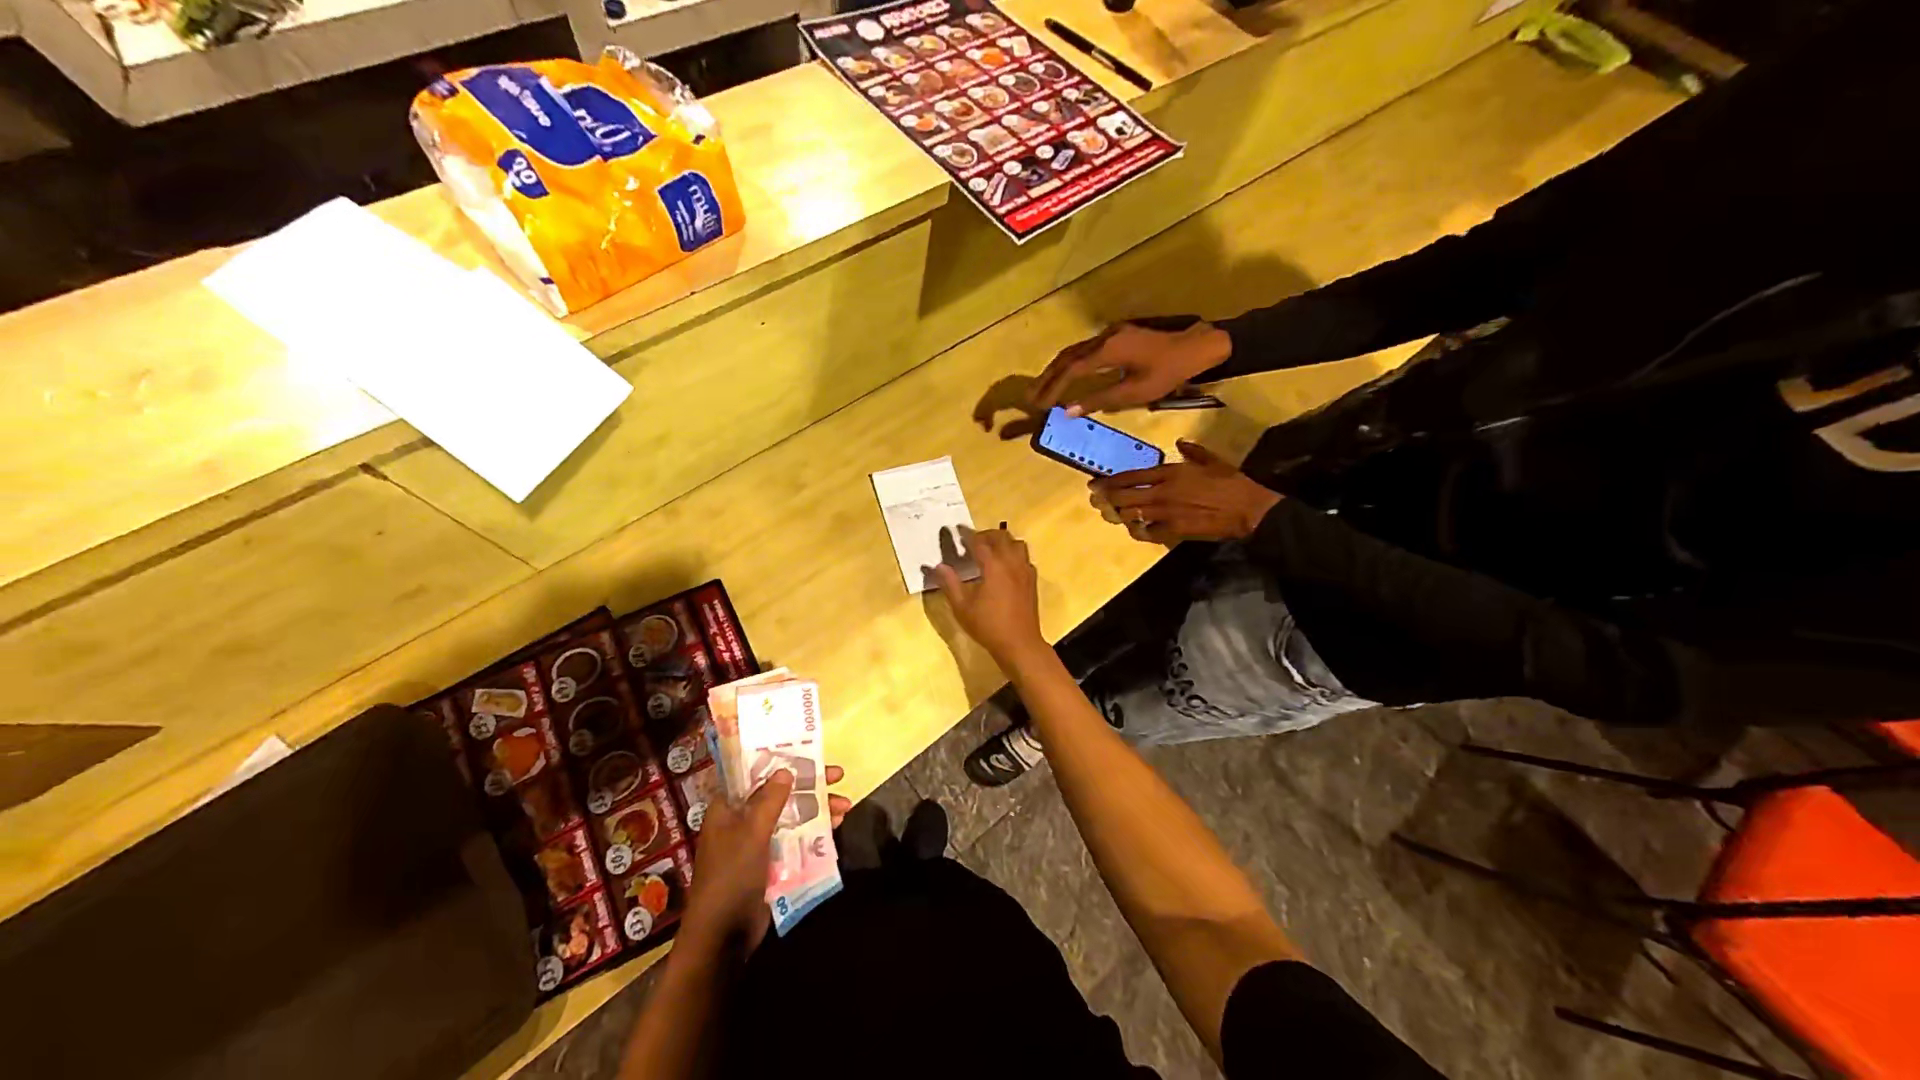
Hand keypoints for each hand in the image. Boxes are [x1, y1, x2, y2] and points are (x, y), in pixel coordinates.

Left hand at [680, 766, 852, 953]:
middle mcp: (740, 821)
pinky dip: (812, 832)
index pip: (755, 774)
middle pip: (779, 794)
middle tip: (838, 776)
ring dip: (816, 809)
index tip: (809, 753)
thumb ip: (770, 800)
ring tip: (845, 806)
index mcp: (728, 808)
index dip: (782, 761)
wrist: (723, 934)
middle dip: (809, 786)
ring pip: (790, 817)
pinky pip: (793, 839)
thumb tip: (785, 770)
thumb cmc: (731, 875)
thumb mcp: (752, 832)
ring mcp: (755, 843)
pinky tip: (834, 827)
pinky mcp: (769, 864)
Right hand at [929, 527, 1043, 665]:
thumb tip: (937, 566)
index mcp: (994, 566)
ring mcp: (1025, 571)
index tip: (957, 530)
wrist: (1019, 643)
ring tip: (990, 549)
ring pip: (1016, 544)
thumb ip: (949, 583)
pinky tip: (1005, 565)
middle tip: (972, 540)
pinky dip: (1013, 553)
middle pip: (1001, 537)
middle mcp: (1012, 563)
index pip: (978, 542)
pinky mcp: (1032, 580)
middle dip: (985, 534)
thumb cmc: (988, 626)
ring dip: (1003, 541)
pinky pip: (1024, 557)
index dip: (966, 535)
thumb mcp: (962, 607)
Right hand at [1027, 321, 1231, 415]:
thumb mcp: (1134, 392)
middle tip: (1031, 396)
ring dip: (1058, 369)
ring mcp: (1112, 333)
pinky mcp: (1119, 334)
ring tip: (1044, 387)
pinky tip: (1069, 375)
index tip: (1038, 404)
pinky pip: (1087, 348)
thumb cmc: (1168, 372)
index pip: (1071, 370)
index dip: (1052, 387)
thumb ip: (1099, 399)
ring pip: (1076, 350)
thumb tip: (1069, 410)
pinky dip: (1072, 363)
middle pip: (1067, 357)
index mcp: (1107, 351)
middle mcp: (1104, 337)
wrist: (1198, 345)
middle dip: (1048, 377)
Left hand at [1093, 441, 1281, 544]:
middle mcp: (1161, 492)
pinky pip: (1147, 533)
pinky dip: (1138, 531)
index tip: (1095, 483)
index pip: (1130, 476)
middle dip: (1105, 498)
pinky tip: (1135, 530)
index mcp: (1169, 472)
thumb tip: (1180, 442)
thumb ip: (1193, 451)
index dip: (1110, 481)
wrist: (1247, 508)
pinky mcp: (1173, 531)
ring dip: (1117, 515)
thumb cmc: (1231, 482)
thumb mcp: (1212, 460)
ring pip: (1130, 515)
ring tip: (1109, 514)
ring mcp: (1165, 513)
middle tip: (1095, 500)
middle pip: (1123, 497)